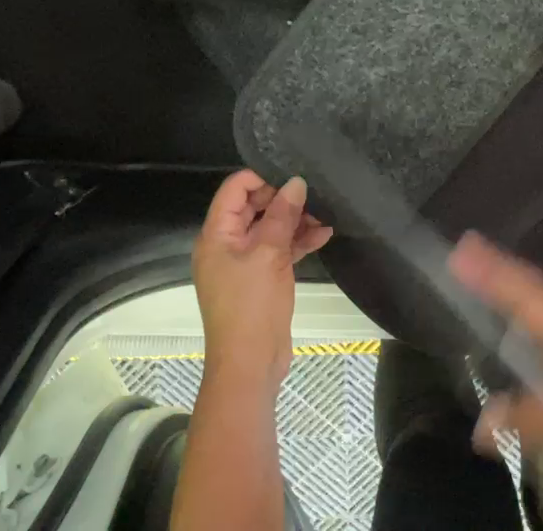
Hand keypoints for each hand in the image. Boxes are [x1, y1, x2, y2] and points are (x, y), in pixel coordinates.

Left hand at [193, 170, 332, 390]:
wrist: (251, 365)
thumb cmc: (252, 307)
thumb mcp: (268, 255)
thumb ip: (282, 216)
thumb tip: (296, 182)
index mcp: (216, 235)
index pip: (234, 190)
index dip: (262, 179)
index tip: (292, 178)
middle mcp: (227, 244)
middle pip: (254, 207)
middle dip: (284, 199)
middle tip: (315, 195)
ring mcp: (245, 262)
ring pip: (270, 228)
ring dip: (295, 220)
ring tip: (325, 215)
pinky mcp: (262, 278)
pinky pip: (279, 249)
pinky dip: (298, 241)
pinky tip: (324, 234)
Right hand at [448, 232, 542, 491]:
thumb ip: (535, 419)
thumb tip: (481, 422)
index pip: (529, 293)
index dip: (494, 270)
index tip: (463, 244)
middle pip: (536, 304)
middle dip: (501, 284)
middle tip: (464, 266)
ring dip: (518, 318)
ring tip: (486, 309)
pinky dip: (537, 361)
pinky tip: (529, 377)